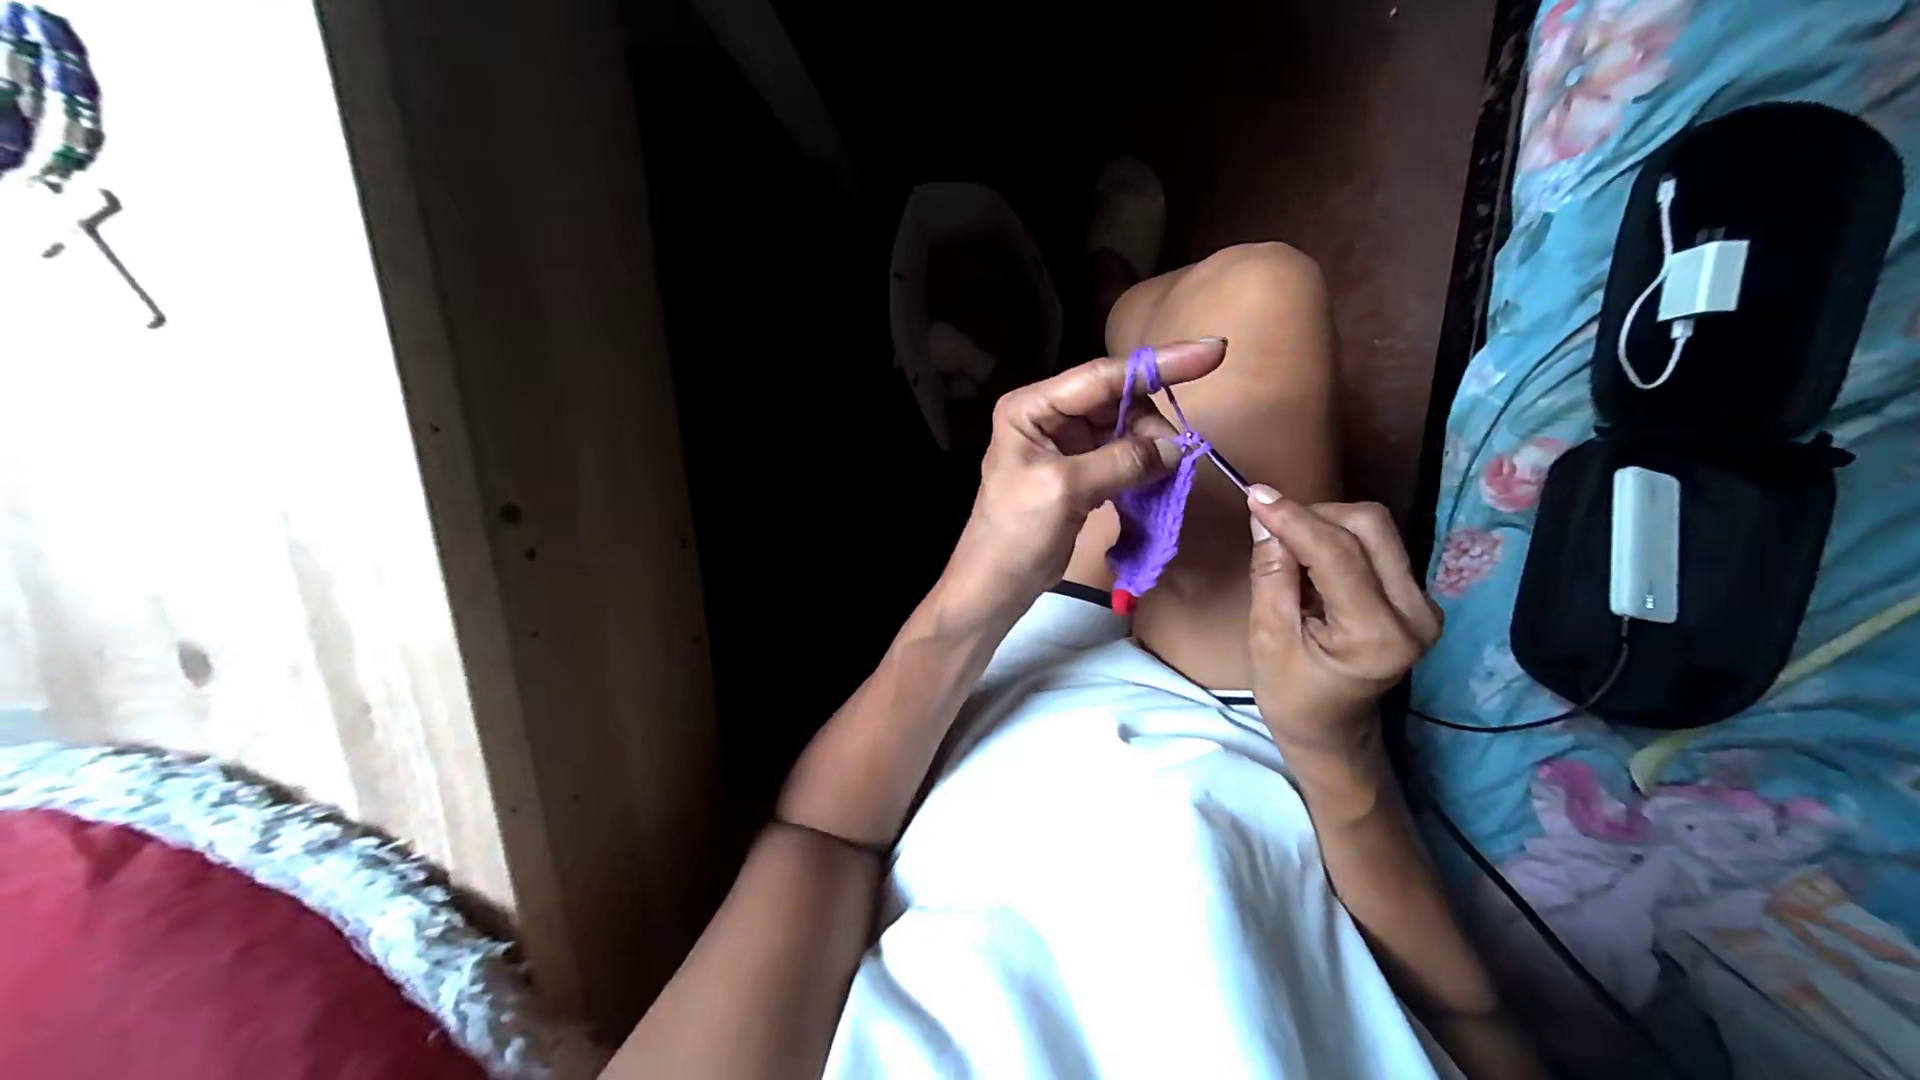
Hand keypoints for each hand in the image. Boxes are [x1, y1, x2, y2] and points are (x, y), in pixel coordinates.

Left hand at [933, 339, 1227, 626]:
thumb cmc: (1015, 533)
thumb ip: (1121, 462)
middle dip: (1152, 422)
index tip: (1213, 353)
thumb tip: (1176, 448)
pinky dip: (1142, 465)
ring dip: (1150, 447)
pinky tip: (1155, 480)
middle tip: (1176, 456)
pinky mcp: (1078, 470)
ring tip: (1164, 474)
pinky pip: (1121, 455)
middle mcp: (1047, 416)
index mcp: (1031, 407)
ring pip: (1124, 428)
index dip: (1158, 366)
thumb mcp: (1064, 490)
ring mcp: (1064, 444)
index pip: (1102, 376)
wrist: (996, 582)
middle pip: (1117, 400)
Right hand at [1245, 491, 1442, 758]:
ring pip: (1376, 530)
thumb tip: (1264, 517)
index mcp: (1376, 634)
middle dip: (1314, 514)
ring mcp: (1423, 604)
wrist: (1332, 731)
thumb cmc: (1291, 695)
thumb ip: (1272, 574)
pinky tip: (1310, 559)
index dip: (1294, 518)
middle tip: (1270, 525)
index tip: (1255, 495)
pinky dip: (1336, 538)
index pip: (1337, 553)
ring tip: (1288, 547)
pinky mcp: (1417, 597)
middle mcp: (1415, 613)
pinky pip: (1377, 545)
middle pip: (1370, 526)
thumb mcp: (1267, 638)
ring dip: (1325, 523)